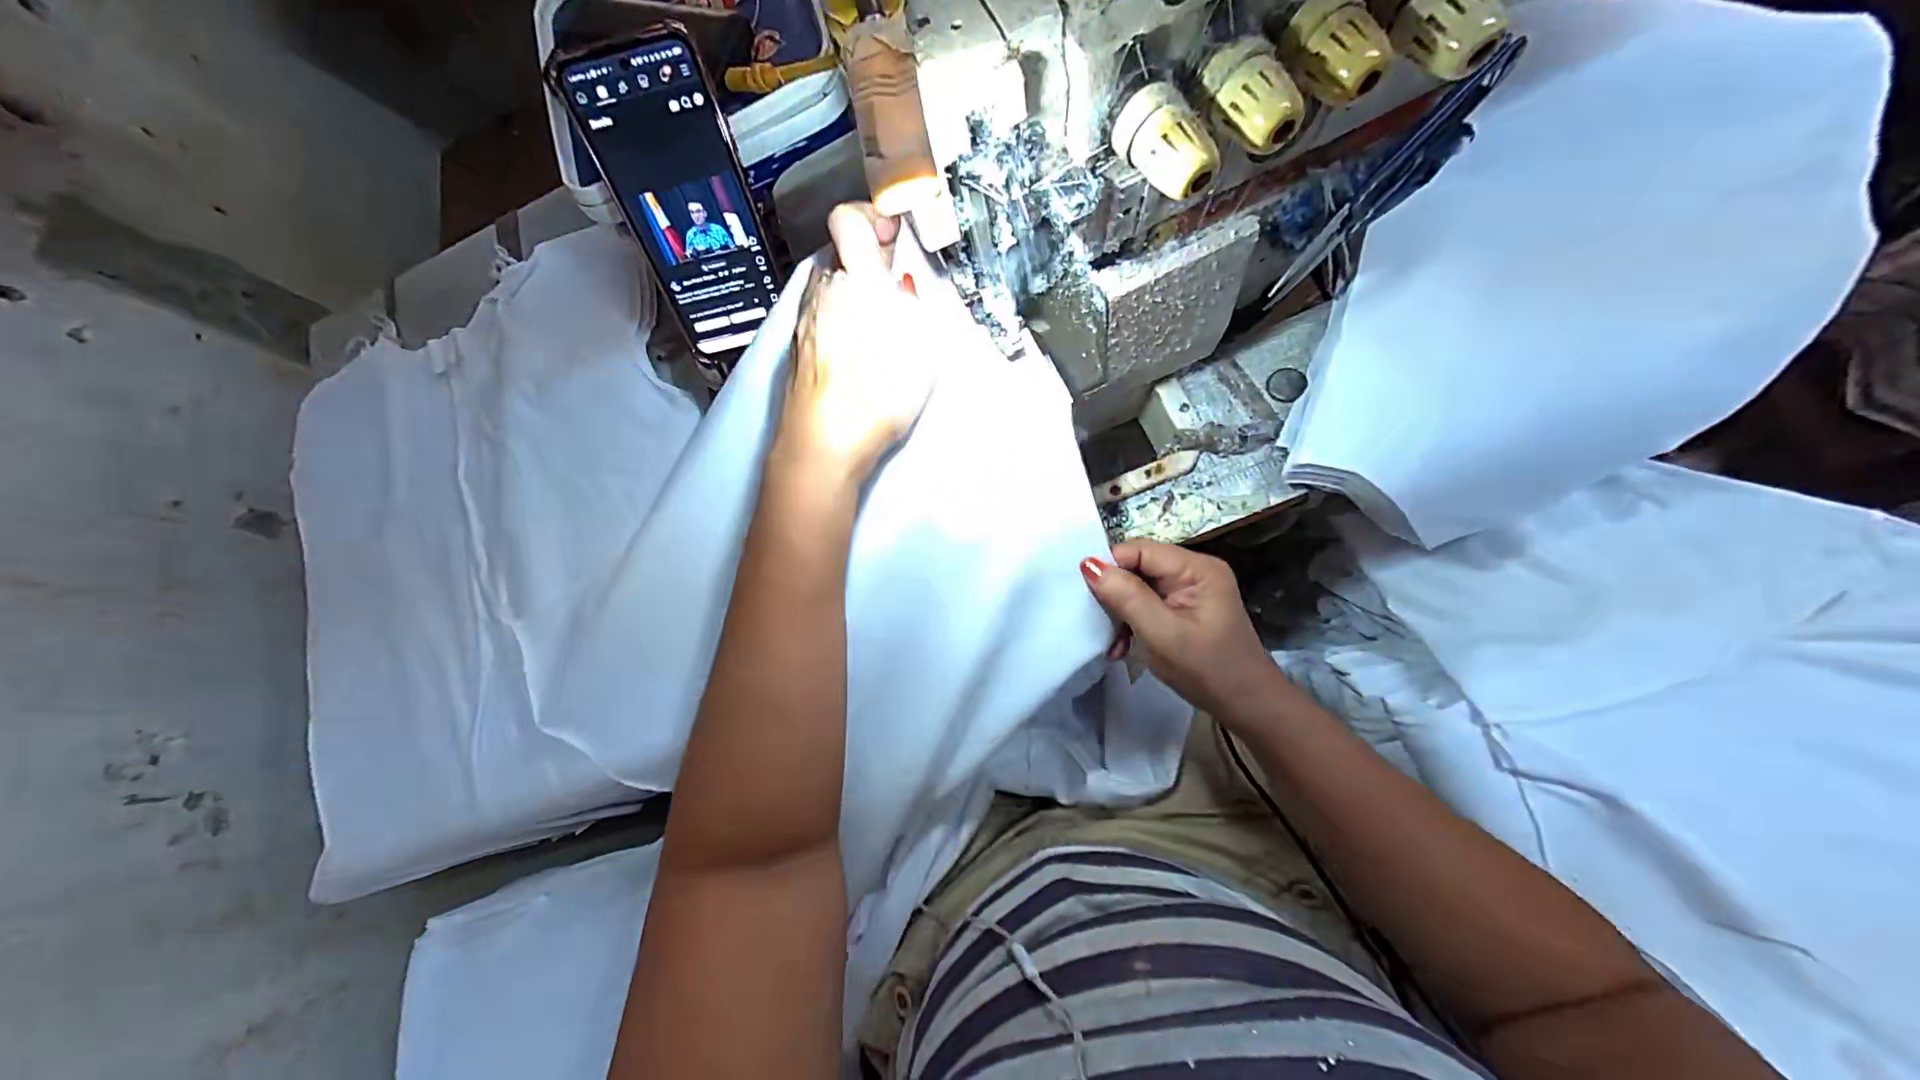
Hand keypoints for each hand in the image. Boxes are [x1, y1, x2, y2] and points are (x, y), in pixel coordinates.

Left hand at [775, 203, 934, 487]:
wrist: (823, 445)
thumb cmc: (872, 398)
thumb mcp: (919, 347)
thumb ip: (913, 306)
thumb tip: (902, 288)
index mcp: (855, 282)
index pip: (850, 217)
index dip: (873, 217)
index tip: (892, 234)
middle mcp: (822, 293)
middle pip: (842, 255)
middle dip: (870, 265)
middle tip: (897, 288)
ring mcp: (805, 320)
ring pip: (832, 288)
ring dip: (857, 296)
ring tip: (883, 328)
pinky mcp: (799, 347)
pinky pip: (824, 317)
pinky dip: (843, 322)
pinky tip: (861, 355)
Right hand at [1080, 541, 1287, 722]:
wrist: (1248, 707)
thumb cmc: (1207, 670)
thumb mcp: (1162, 634)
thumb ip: (1126, 597)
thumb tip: (1088, 564)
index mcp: (1196, 568)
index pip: (1139, 550)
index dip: (1110, 567)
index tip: (1087, 596)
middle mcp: (1194, 571)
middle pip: (1137, 567)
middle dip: (1114, 596)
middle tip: (1101, 627)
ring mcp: (1189, 590)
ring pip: (1138, 587)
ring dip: (1121, 614)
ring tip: (1114, 645)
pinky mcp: (1184, 609)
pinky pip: (1148, 604)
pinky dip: (1132, 624)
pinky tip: (1124, 647)